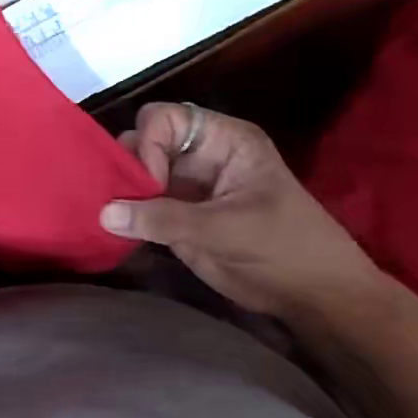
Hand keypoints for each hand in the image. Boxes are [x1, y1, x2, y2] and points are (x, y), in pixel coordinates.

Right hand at [100, 103, 386, 318]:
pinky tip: (110, 227)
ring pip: (136, 174)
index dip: (149, 145)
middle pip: (144, 142)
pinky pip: (139, 206)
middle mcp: (199, 155)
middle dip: (127, 166)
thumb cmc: (285, 249)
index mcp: (223, 140)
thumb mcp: (228, 230)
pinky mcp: (175, 217)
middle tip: (115, 200)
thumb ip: (165, 219)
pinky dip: (122, 215)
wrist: (314, 297)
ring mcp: (185, 186)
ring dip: (119, 191)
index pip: (165, 120)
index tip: (151, 184)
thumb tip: (104, 213)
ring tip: (106, 215)